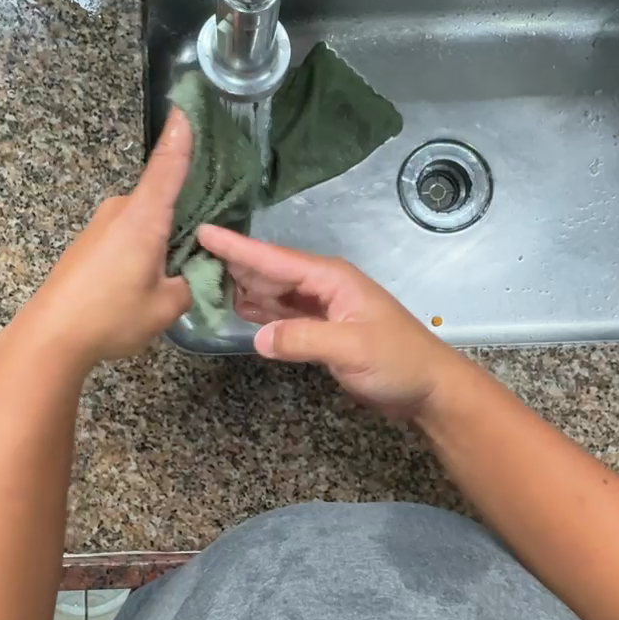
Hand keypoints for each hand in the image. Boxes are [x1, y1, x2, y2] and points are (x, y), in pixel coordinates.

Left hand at [4, 112, 193, 369]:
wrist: (49, 337)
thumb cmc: (110, 316)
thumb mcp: (166, 306)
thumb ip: (189, 284)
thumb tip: (192, 275)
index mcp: (144, 217)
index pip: (168, 166)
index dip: (180, 137)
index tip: (185, 107)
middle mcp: (120, 212)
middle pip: (160, 198)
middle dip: (184, 213)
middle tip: (206, 238)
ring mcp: (100, 226)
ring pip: (144, 221)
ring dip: (161, 238)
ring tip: (174, 272)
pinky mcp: (87, 245)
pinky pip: (126, 235)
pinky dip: (141, 248)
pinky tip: (144, 280)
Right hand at [196, 225, 475, 418]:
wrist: (429, 388)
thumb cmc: (398, 362)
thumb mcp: (352, 348)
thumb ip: (303, 339)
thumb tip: (257, 338)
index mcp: (331, 279)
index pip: (276, 260)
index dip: (238, 247)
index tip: (204, 231)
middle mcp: (323, 287)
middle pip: (270, 271)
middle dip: (233, 261)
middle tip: (190, 255)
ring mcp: (321, 308)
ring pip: (273, 291)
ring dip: (242, 285)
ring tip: (202, 277)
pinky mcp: (320, 330)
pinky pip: (281, 314)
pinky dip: (258, 310)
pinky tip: (236, 307)